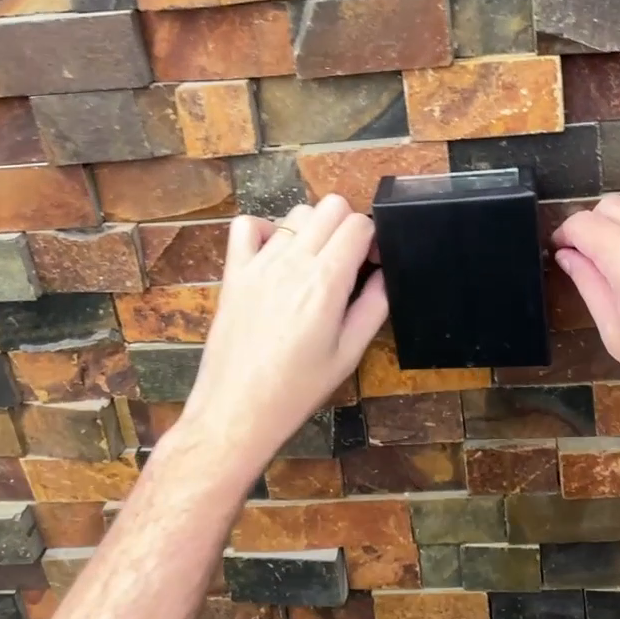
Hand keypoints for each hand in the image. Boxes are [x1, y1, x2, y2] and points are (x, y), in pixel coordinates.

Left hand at [177, 196, 387, 479]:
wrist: (236, 411)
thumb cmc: (297, 390)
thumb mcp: (348, 354)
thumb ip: (374, 307)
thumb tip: (385, 274)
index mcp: (327, 283)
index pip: (359, 225)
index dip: (373, 239)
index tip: (372, 262)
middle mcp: (294, 262)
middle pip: (331, 206)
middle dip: (347, 225)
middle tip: (347, 260)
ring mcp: (260, 263)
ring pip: (297, 212)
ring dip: (313, 228)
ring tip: (313, 261)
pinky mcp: (234, 271)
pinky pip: (247, 225)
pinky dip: (265, 229)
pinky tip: (275, 254)